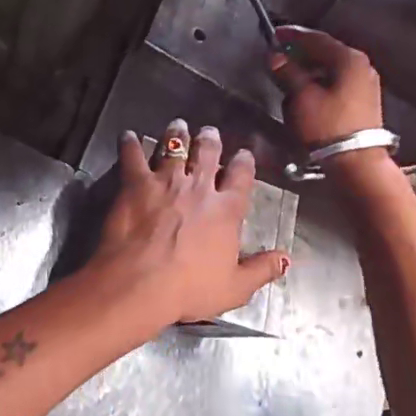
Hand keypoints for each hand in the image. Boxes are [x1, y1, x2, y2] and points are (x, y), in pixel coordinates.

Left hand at [89, 120, 289, 325]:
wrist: (141, 283)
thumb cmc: (189, 289)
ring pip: (174, 147)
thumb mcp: (235, 287)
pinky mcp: (134, 184)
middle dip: (210, 140)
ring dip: (177, 134)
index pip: (242, 177)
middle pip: (208, 153)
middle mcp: (199, 187)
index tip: (244, 155)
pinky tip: (128, 136)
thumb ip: (262, 269)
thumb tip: (287, 258)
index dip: (244, 163)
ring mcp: (166, 181)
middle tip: (209, 132)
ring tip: (178, 126)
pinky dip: (131, 144)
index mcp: (227, 210)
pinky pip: (133, 157)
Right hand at [268, 26, 383, 147]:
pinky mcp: (364, 103)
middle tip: (280, 56)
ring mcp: (365, 85)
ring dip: (310, 72)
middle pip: (326, 53)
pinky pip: (337, 85)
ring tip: (290, 79)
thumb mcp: (302, 98)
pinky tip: (307, 95)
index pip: (317, 39)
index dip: (293, 36)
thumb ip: (288, 73)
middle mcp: (361, 66)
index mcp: (349, 59)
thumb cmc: (327, 127)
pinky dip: (320, 85)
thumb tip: (275, 58)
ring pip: (332, 70)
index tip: (275, 34)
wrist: (357, 162)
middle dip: (302, 55)